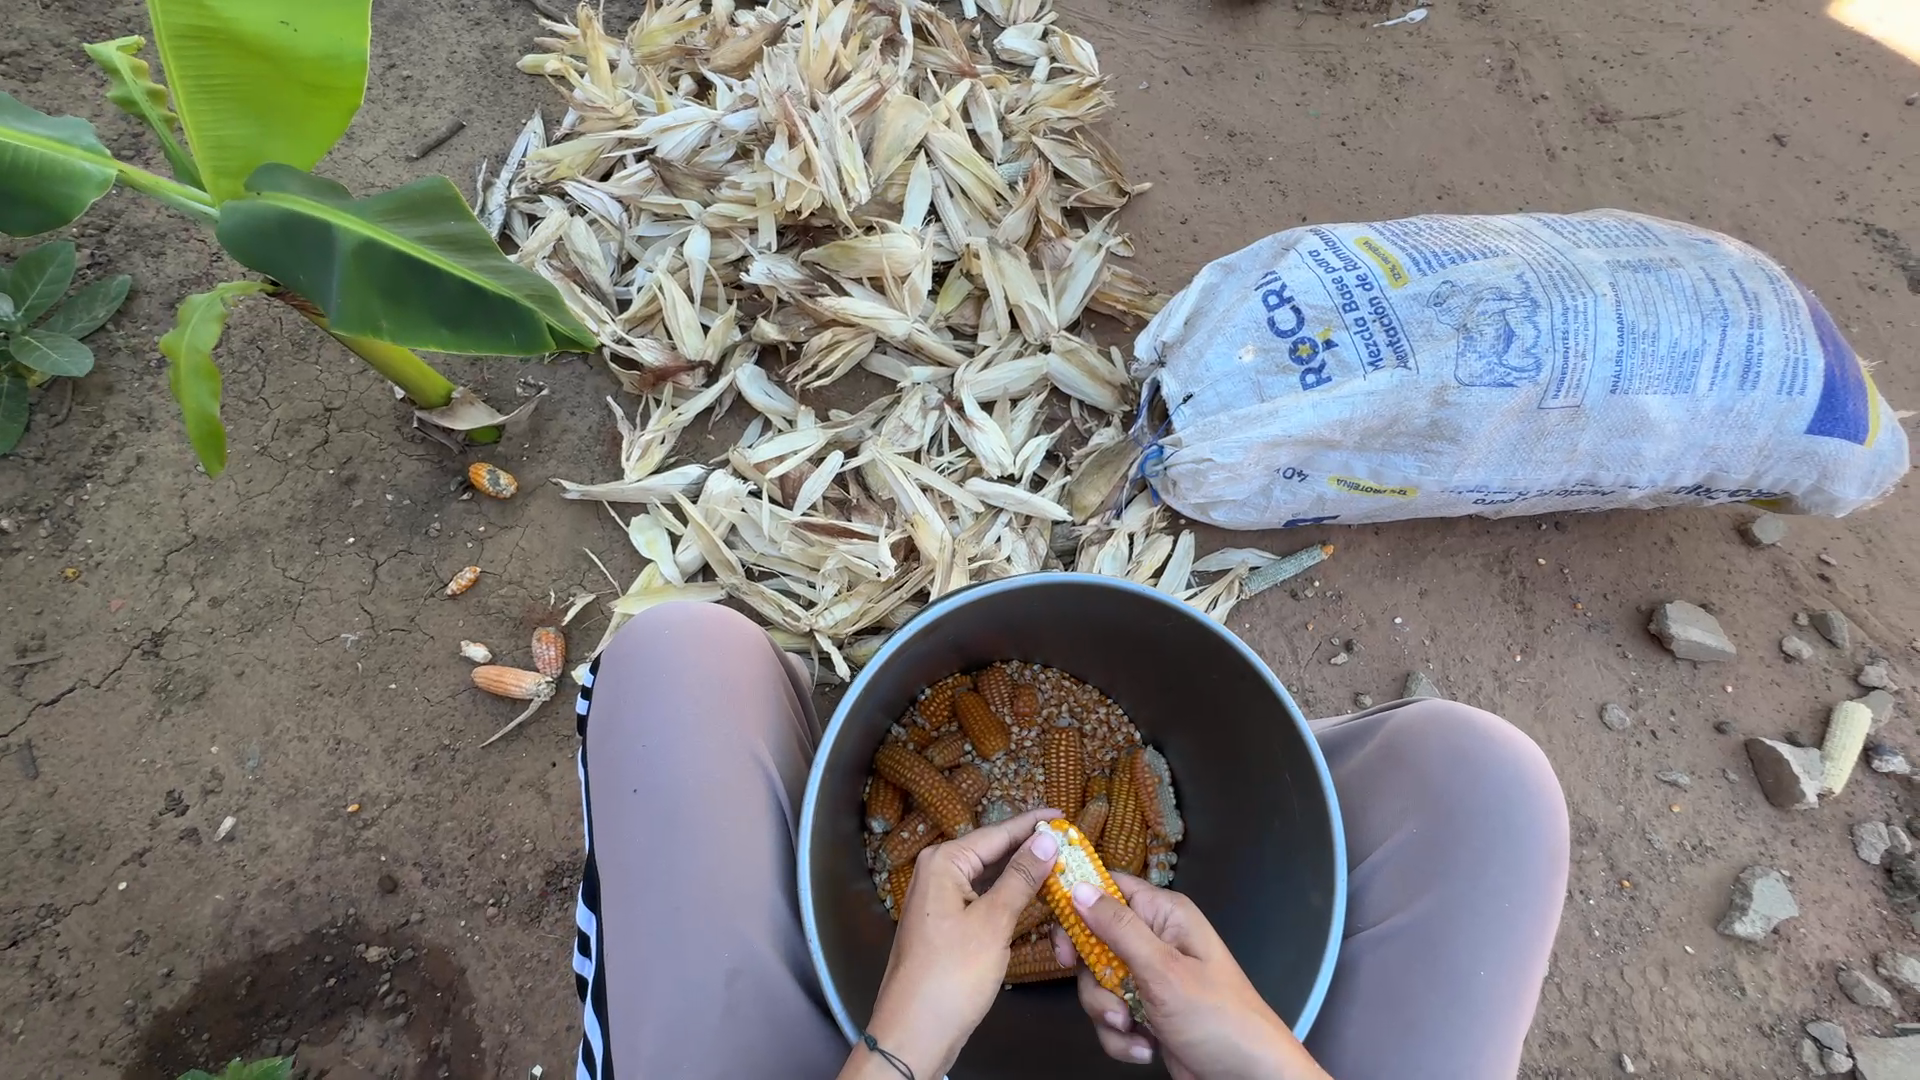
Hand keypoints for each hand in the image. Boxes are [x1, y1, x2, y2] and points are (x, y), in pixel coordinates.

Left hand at [839, 807, 1062, 1079]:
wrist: (913, 1035)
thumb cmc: (953, 975)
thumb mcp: (993, 923)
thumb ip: (1020, 877)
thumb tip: (1048, 838)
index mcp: (944, 861)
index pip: (997, 833)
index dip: (1032, 824)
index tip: (1063, 814)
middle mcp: (937, 870)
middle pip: (991, 851)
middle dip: (1028, 847)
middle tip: (1068, 840)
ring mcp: (938, 898)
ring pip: (987, 875)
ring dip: (1020, 871)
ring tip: (1056, 862)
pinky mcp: (944, 922)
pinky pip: (981, 896)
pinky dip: (1006, 894)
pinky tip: (1030, 894)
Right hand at [1051, 874, 1330, 1079]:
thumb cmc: (1216, 1017)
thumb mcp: (1163, 970)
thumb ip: (1118, 928)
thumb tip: (1077, 886)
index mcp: (1164, 914)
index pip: (1111, 887)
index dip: (1079, 901)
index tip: (1059, 929)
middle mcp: (1155, 939)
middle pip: (1096, 938)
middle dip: (1093, 973)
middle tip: (1092, 987)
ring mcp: (1151, 977)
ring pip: (1100, 980)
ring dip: (1107, 1010)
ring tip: (1131, 1027)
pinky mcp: (1148, 1012)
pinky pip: (1113, 1012)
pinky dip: (1121, 1035)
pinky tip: (1144, 1047)